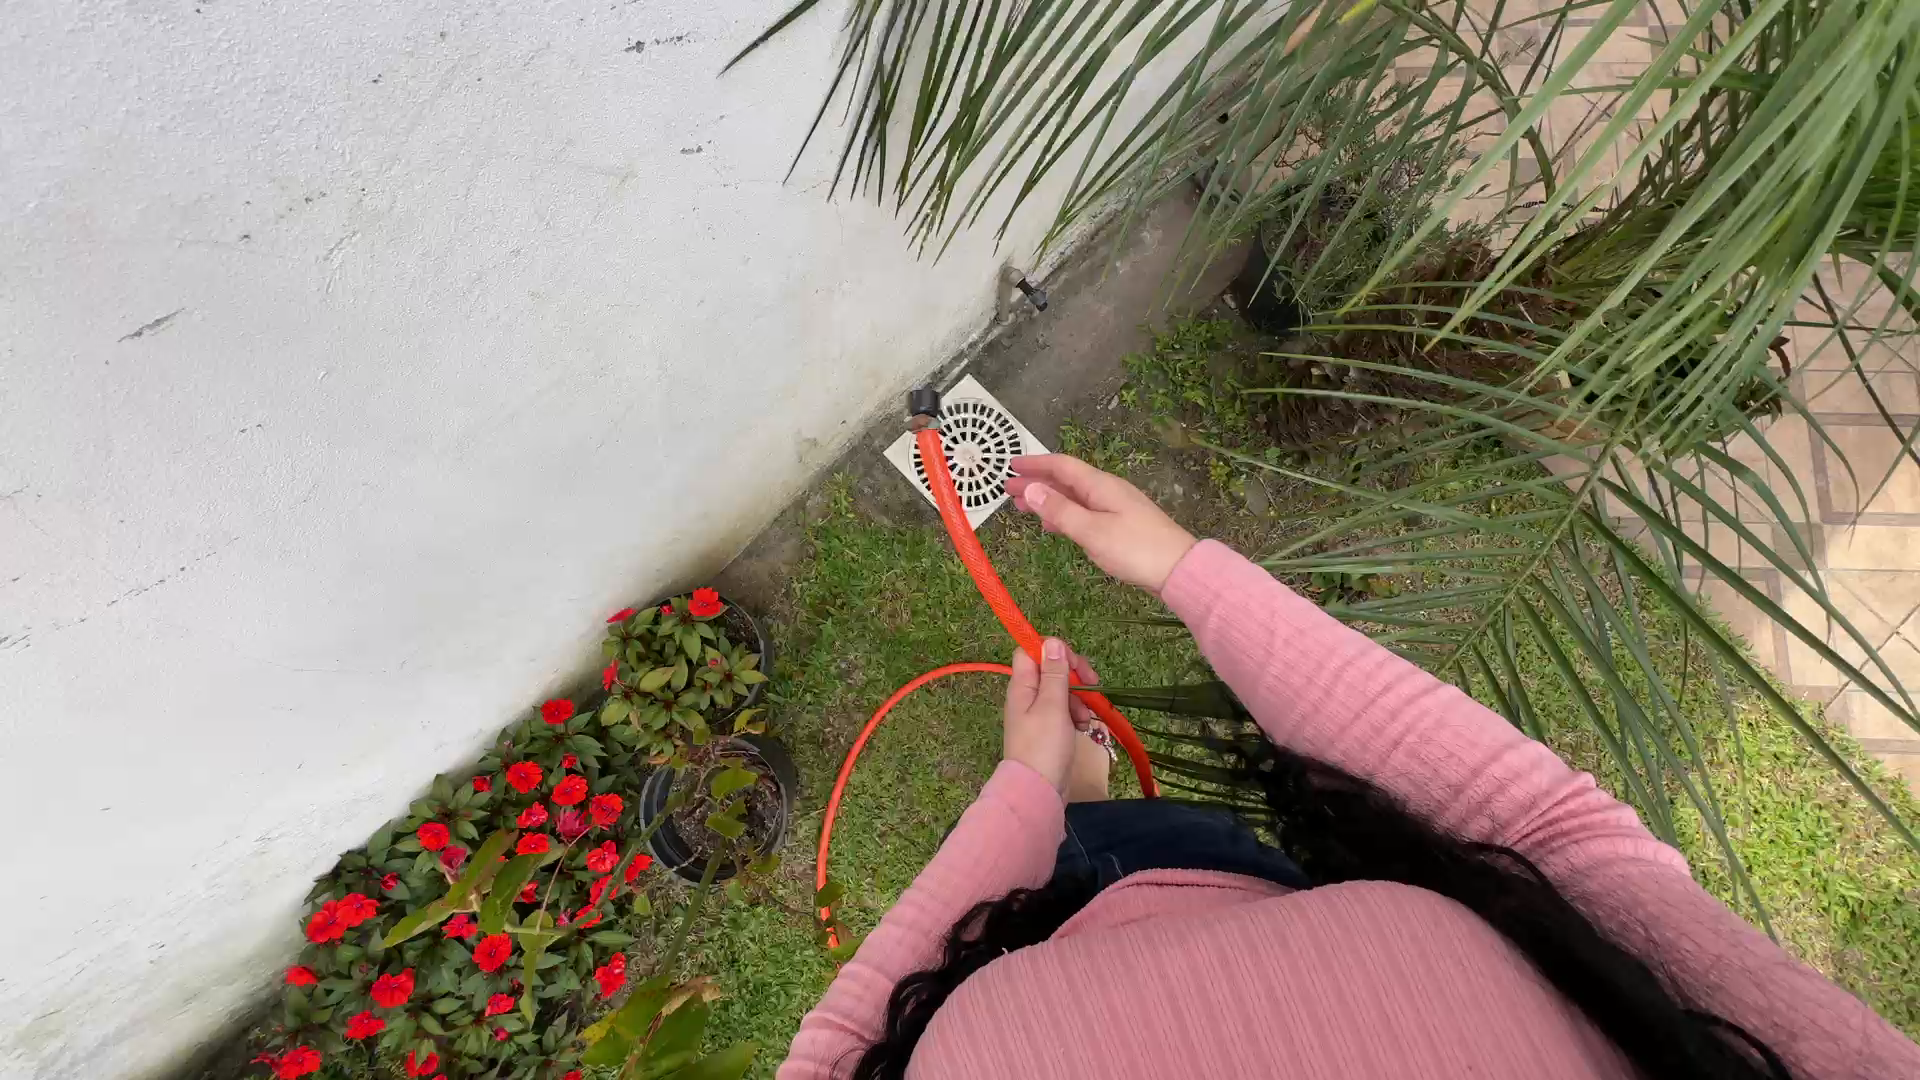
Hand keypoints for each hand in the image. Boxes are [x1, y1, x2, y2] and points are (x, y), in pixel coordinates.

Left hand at [1003, 638, 1098, 796]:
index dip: (1053, 652)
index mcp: (1022, 685)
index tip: (1074, 665)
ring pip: (1060, 692)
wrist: (1038, 791)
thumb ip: (1053, 673)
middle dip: (1073, 677)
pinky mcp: (1047, 730)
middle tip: (1091, 685)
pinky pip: (1063, 712)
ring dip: (1077, 700)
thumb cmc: (1044, 745)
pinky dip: (1075, 716)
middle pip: (1050, 670)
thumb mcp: (1052, 705)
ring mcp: (1036, 714)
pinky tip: (1082, 728)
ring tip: (1083, 719)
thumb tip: (1051, 641)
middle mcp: (1026, 696)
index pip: (1031, 652)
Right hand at [1005, 455, 1197, 591]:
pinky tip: (1052, 525)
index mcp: (1100, 486)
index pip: (1062, 466)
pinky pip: (1083, 512)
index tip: (1010, 465)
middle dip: (1036, 482)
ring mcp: (1114, 507)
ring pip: (1073, 497)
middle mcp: (1106, 491)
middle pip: (1066, 480)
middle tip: (1008, 489)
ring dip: (1047, 499)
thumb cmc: (1135, 549)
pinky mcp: (1119, 525)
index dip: (1035, 464)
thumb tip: (1030, 489)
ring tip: (1022, 507)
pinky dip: (1062, 514)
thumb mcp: (1092, 531)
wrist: (1179, 570)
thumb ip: (1060, 511)